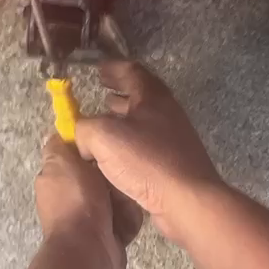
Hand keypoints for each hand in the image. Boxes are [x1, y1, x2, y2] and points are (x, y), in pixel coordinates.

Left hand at [36, 133, 140, 268]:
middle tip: (120, 175)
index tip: (108, 145)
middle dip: (114, 175)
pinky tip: (127, 220)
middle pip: (103, 175)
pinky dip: (127, 219)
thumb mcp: (62, 162)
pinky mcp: (107, 234)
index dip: (93, 149)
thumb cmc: (76, 200)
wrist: (89, 249)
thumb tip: (56, 133)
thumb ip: (59, 145)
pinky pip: (124, 218)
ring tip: (126, 201)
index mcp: (56, 179)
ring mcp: (89, 218)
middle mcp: (71, 197)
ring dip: (123, 199)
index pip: (78, 155)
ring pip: (117, 196)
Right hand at [74, 62, 224, 243]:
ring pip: (143, 122)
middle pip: (141, 95)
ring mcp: (173, 139)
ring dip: (123, 120)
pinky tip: (114, 158)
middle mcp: (167, 113)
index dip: (113, 68)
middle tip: (101, 93)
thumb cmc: (147, 161)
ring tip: (103, 124)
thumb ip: (84, 129)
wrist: (187, 200)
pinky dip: (128, 144)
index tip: (98, 69)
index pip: (132, 71)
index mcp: (153, 97)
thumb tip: (81, 137)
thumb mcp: (103, 137)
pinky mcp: (173, 163)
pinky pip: (146, 146)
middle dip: (119, 93)